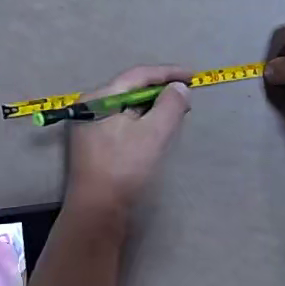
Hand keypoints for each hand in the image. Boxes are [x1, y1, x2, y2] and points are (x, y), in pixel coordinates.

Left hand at [64, 65, 192, 212]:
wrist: (97, 211)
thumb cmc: (124, 168)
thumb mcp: (154, 133)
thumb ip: (170, 105)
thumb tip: (179, 88)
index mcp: (100, 98)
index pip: (138, 75)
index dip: (168, 73)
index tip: (193, 77)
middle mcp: (91, 107)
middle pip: (132, 89)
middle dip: (162, 90)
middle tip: (187, 97)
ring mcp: (91, 126)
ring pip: (129, 106)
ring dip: (154, 106)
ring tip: (177, 112)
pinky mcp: (96, 144)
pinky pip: (125, 121)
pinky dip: (144, 120)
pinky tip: (158, 129)